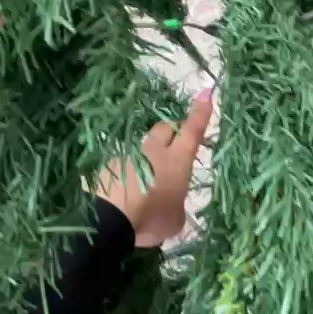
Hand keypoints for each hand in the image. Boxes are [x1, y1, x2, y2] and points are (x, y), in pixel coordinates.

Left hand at [96, 88, 212, 246]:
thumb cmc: (151, 218)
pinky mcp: (107, 165)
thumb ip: (176, 204)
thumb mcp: (175, 219)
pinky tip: (123, 194)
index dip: (200, 112)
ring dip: (146, 157)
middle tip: (175, 142)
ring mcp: (128, 155)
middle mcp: (153, 151)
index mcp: (177, 160)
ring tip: (144, 181)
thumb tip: (170, 202)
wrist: (108, 219)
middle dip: (172, 130)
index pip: (192, 129)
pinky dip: (127, 174)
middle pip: (165, 128)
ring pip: (142, 147)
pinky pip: (122, 164)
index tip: (205, 93)